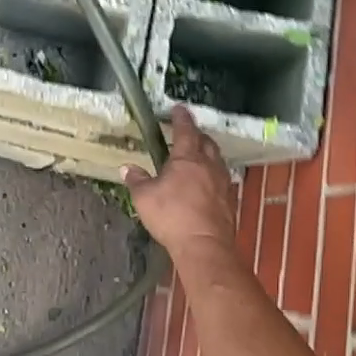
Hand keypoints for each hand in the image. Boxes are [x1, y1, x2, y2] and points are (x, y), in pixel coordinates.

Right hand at [121, 105, 236, 257]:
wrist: (205, 246)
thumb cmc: (172, 216)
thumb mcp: (144, 197)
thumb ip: (136, 179)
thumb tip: (126, 168)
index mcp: (187, 158)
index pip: (186, 131)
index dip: (181, 118)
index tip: (179, 109)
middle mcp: (209, 166)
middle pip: (207, 143)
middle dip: (198, 135)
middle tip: (188, 134)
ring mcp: (223, 183)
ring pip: (217, 160)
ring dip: (208, 154)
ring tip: (198, 157)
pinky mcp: (230, 201)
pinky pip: (223, 179)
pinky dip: (214, 174)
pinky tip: (207, 183)